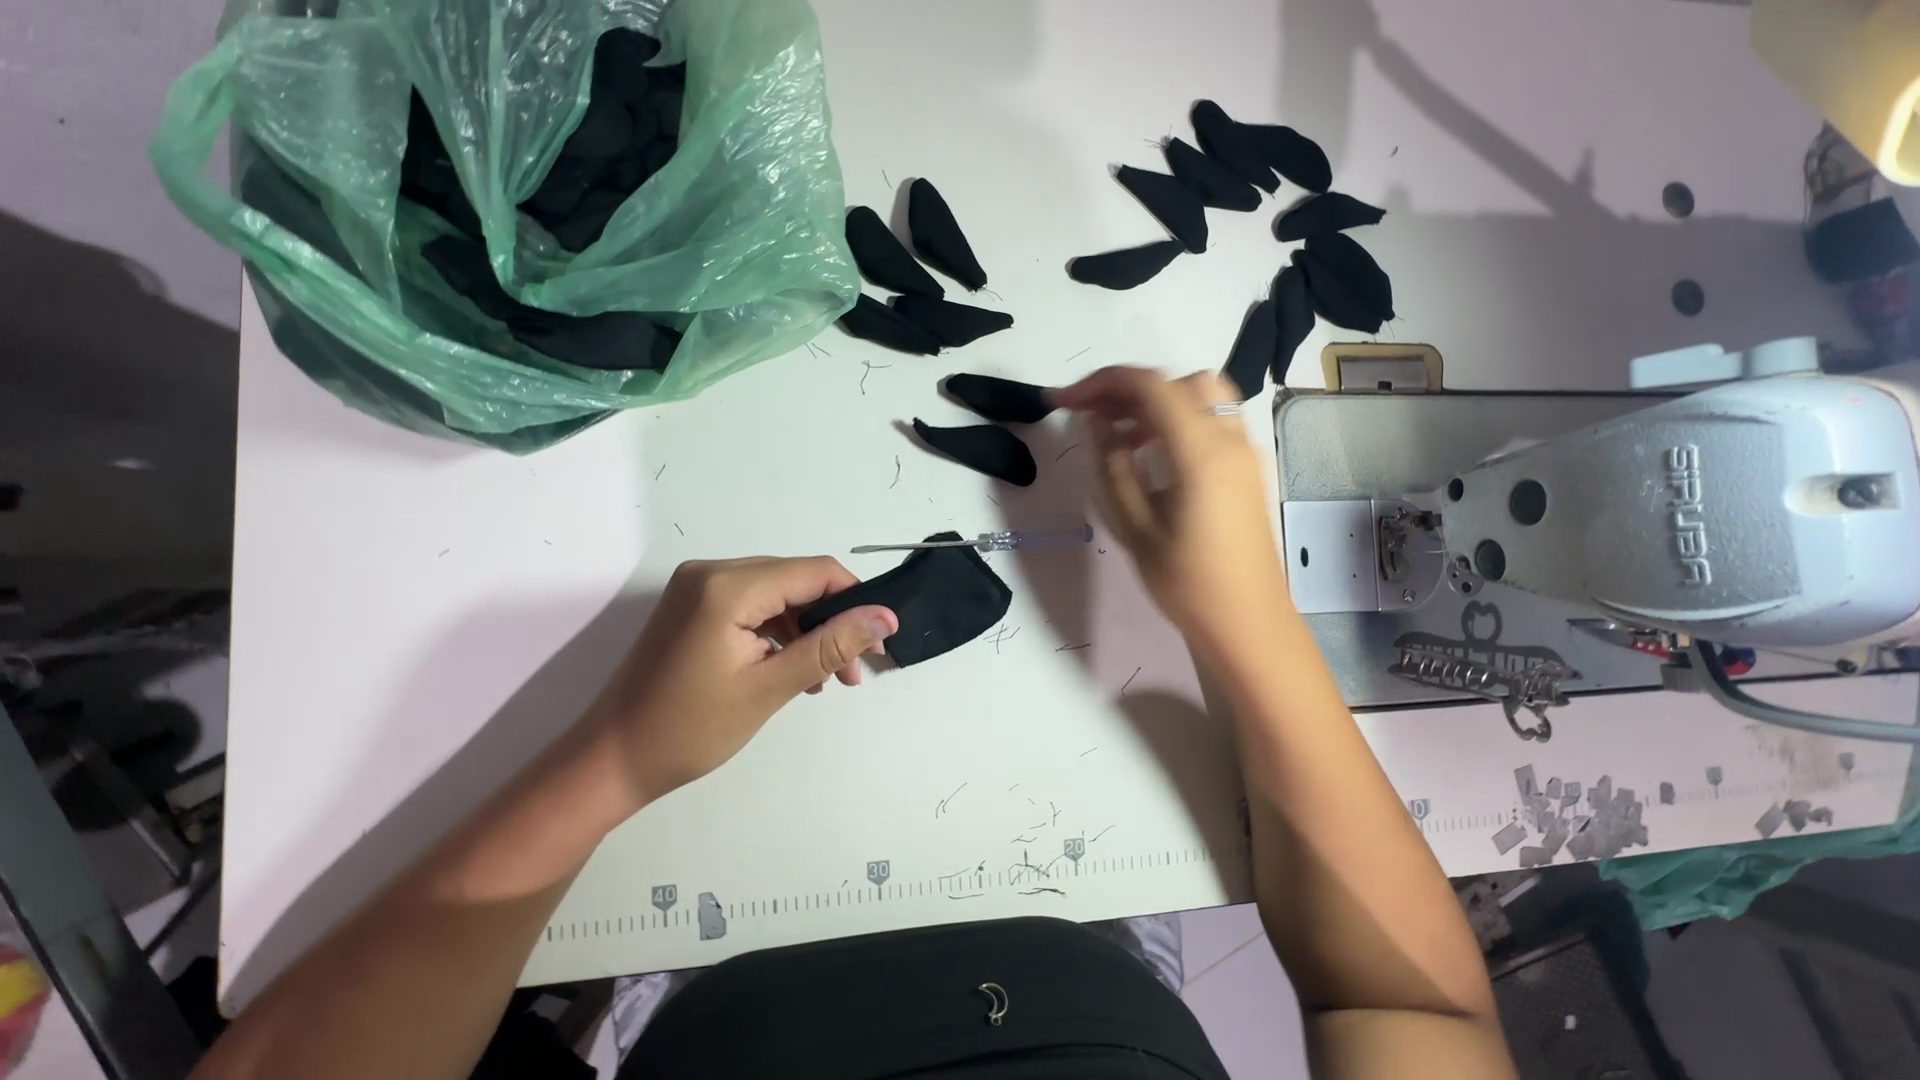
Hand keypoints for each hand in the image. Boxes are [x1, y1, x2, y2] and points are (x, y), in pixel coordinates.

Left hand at [583, 557, 897, 809]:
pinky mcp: (692, 607)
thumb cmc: (689, 729)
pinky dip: (778, 634)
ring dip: (808, 631)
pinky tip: (794, 671)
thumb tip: (885, 618)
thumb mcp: (769, 688)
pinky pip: (752, 606)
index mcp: (727, 586)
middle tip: (853, 672)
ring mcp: (697, 588)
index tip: (879, 644)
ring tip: (827, 681)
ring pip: (777, 594)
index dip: (855, 601)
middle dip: (832, 621)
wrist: (612, 760)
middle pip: (796, 580)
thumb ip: (830, 646)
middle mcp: (711, 572)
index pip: (815, 572)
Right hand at [1051, 367, 1289, 651]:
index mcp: (1201, 452)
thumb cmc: (1188, 585)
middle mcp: (1230, 440)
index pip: (1149, 386)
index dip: (1100, 383)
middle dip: (1129, 389)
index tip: (1063, 402)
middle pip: (1178, 381)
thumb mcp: (1136, 529)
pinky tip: (1148, 454)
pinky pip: (1212, 422)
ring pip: (1200, 397)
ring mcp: (1245, 453)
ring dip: (1154, 403)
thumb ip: (1113, 468)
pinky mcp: (1247, 469)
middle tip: (1092, 416)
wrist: (1248, 624)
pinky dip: (1176, 420)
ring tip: (1116, 435)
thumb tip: (1097, 425)